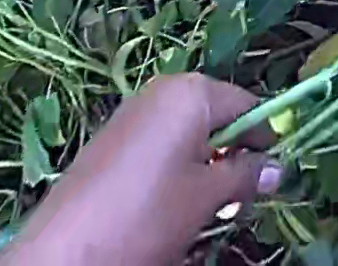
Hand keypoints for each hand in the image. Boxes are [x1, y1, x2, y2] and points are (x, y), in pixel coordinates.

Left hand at [2, 74, 282, 265]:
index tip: (276, 168)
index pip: (246, 102)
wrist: (59, 256)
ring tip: (210, 203)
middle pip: (216, 112)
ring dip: (207, 158)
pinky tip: (173, 201)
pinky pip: (161, 138)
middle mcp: (164, 88)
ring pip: (187, 127)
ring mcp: (134, 110)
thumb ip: (244, 175)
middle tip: (244, 193)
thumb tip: (278, 168)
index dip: (265, 133)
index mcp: (191, 92)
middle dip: (234, 148)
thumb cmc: (146, 216)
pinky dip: (177, 161)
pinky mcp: (113, 135)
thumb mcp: (204, 199)